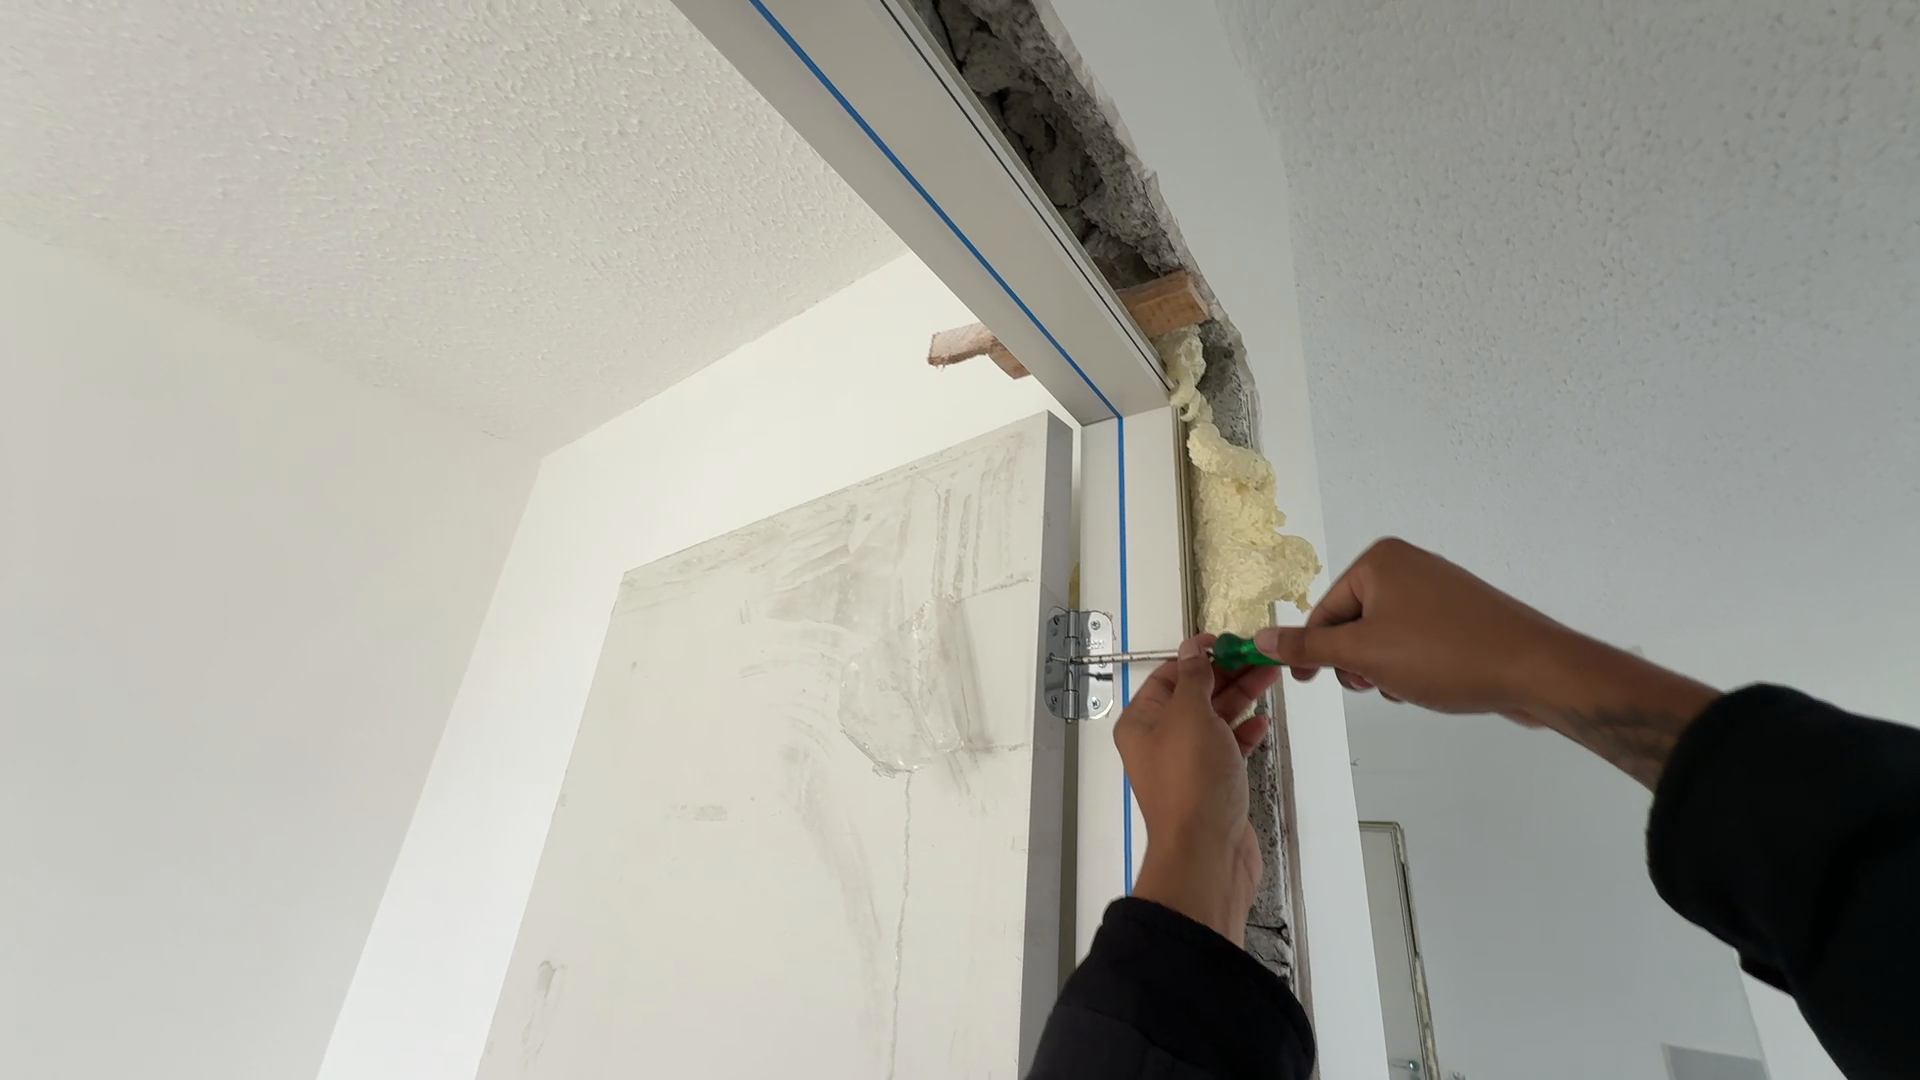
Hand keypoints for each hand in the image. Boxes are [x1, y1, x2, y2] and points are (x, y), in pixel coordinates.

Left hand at [1114, 634, 1279, 945]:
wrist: (1206, 854)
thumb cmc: (1192, 778)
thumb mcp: (1190, 716)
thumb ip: (1194, 679)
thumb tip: (1192, 649)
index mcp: (1141, 721)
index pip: (1168, 676)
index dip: (1196, 656)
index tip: (1227, 641)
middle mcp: (1159, 740)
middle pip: (1194, 695)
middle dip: (1225, 674)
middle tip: (1261, 656)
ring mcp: (1186, 763)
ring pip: (1213, 719)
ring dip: (1240, 697)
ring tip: (1271, 676)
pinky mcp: (1211, 784)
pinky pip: (1227, 748)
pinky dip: (1244, 732)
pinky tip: (1263, 721)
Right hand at [1255, 538, 1718, 788]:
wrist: (1542, 672)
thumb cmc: (1444, 655)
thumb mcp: (1363, 654)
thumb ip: (1307, 646)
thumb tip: (1260, 638)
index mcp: (1379, 561)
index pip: (1324, 610)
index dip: (1314, 650)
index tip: (1307, 683)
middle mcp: (1407, 564)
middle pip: (1352, 621)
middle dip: (1356, 660)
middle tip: (1372, 685)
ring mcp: (1438, 587)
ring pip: (1383, 634)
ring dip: (1382, 666)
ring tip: (1405, 687)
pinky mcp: (1463, 612)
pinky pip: (1415, 637)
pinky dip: (1411, 663)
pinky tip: (1428, 683)